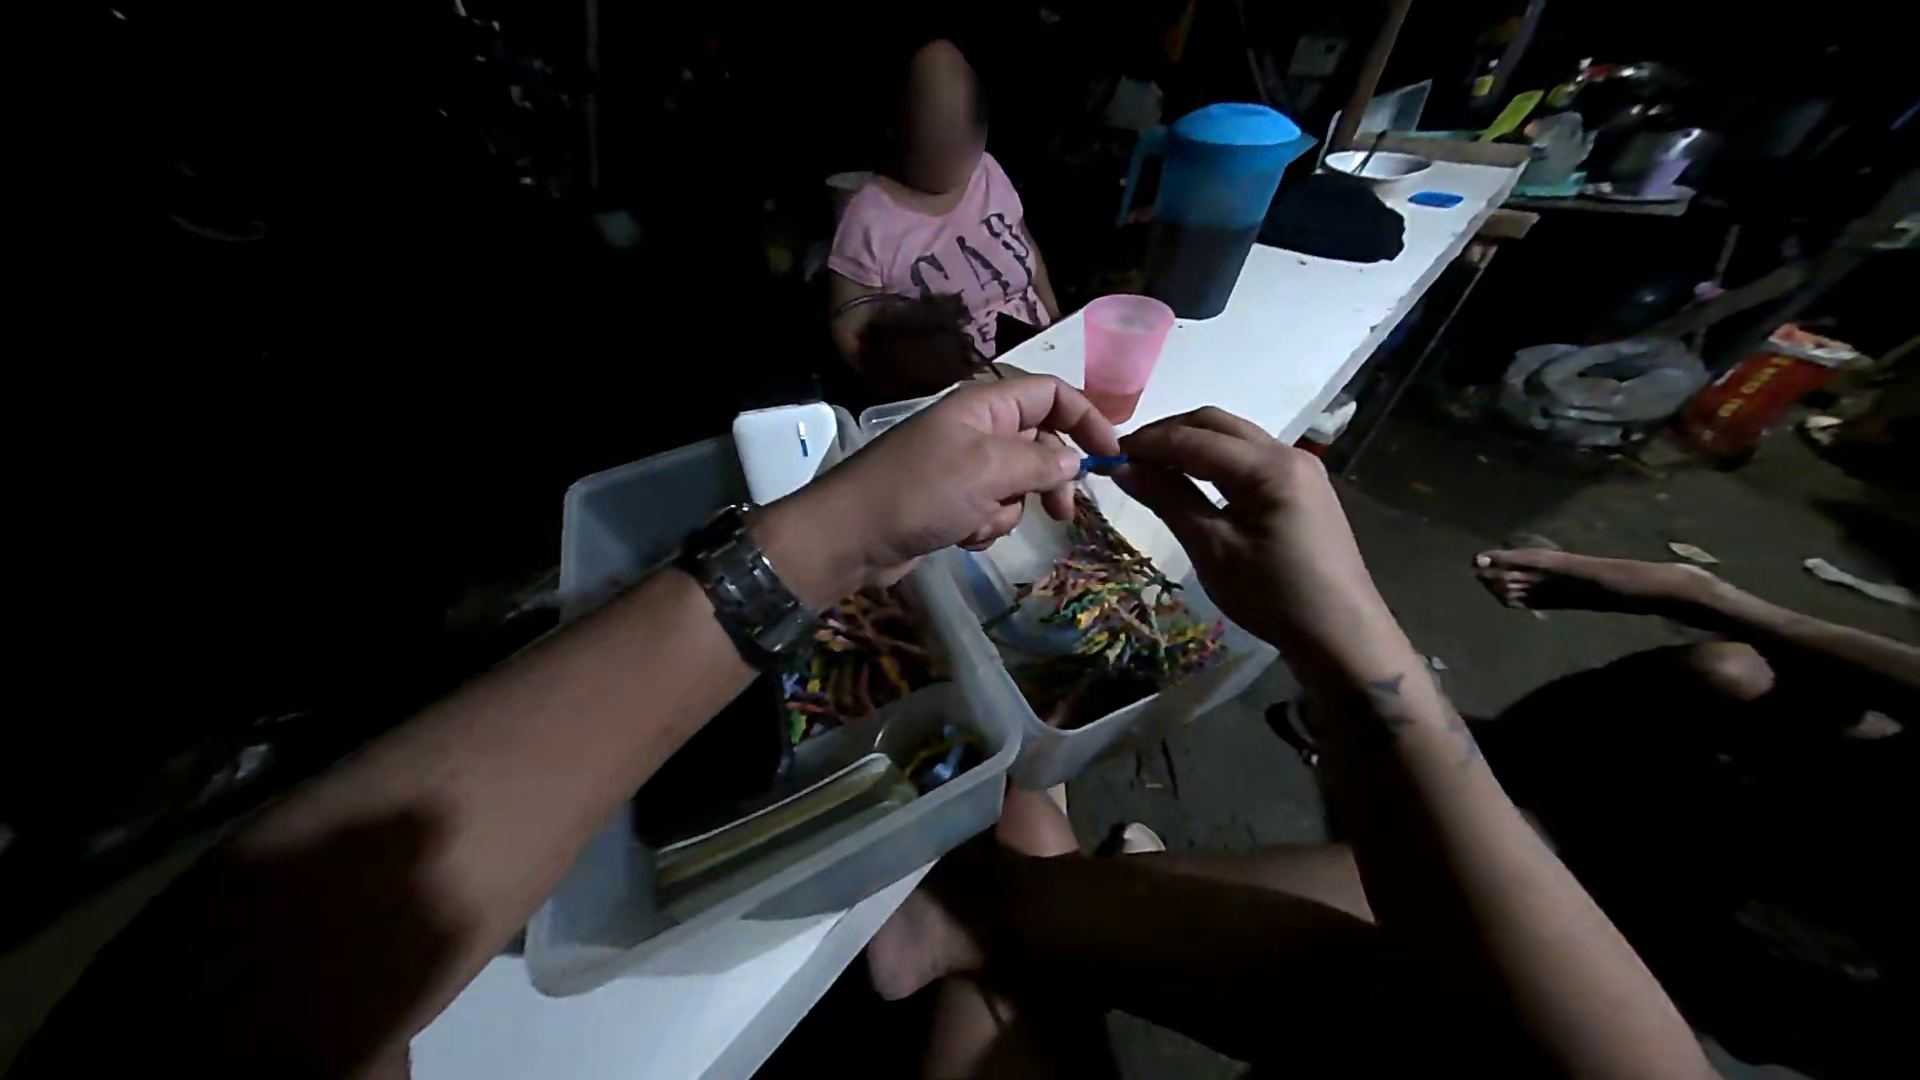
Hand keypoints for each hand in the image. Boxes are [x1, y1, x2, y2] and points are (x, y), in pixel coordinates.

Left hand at [756, 376, 1120, 607]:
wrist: (853, 537)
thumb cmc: (921, 491)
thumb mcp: (990, 470)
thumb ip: (1041, 462)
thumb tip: (1073, 460)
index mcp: (985, 405)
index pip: (1051, 394)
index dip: (1086, 418)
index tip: (1110, 456)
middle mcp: (976, 430)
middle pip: (1038, 444)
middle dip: (1049, 479)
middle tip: (1061, 511)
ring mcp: (962, 468)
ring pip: (1015, 486)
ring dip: (1006, 510)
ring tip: (978, 523)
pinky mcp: (950, 502)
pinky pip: (990, 511)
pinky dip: (983, 527)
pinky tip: (960, 536)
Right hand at [1113, 408, 1394, 662]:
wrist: (1341, 634)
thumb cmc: (1272, 595)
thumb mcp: (1212, 548)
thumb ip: (1167, 500)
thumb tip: (1122, 468)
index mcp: (1270, 467)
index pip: (1194, 438)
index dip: (1147, 444)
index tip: (1107, 456)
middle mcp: (1288, 453)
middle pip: (1216, 424)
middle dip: (1166, 435)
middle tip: (1127, 459)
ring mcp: (1299, 467)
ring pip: (1231, 438)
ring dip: (1188, 444)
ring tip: (1150, 468)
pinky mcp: (1300, 486)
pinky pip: (1246, 457)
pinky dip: (1210, 460)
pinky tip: (1189, 480)